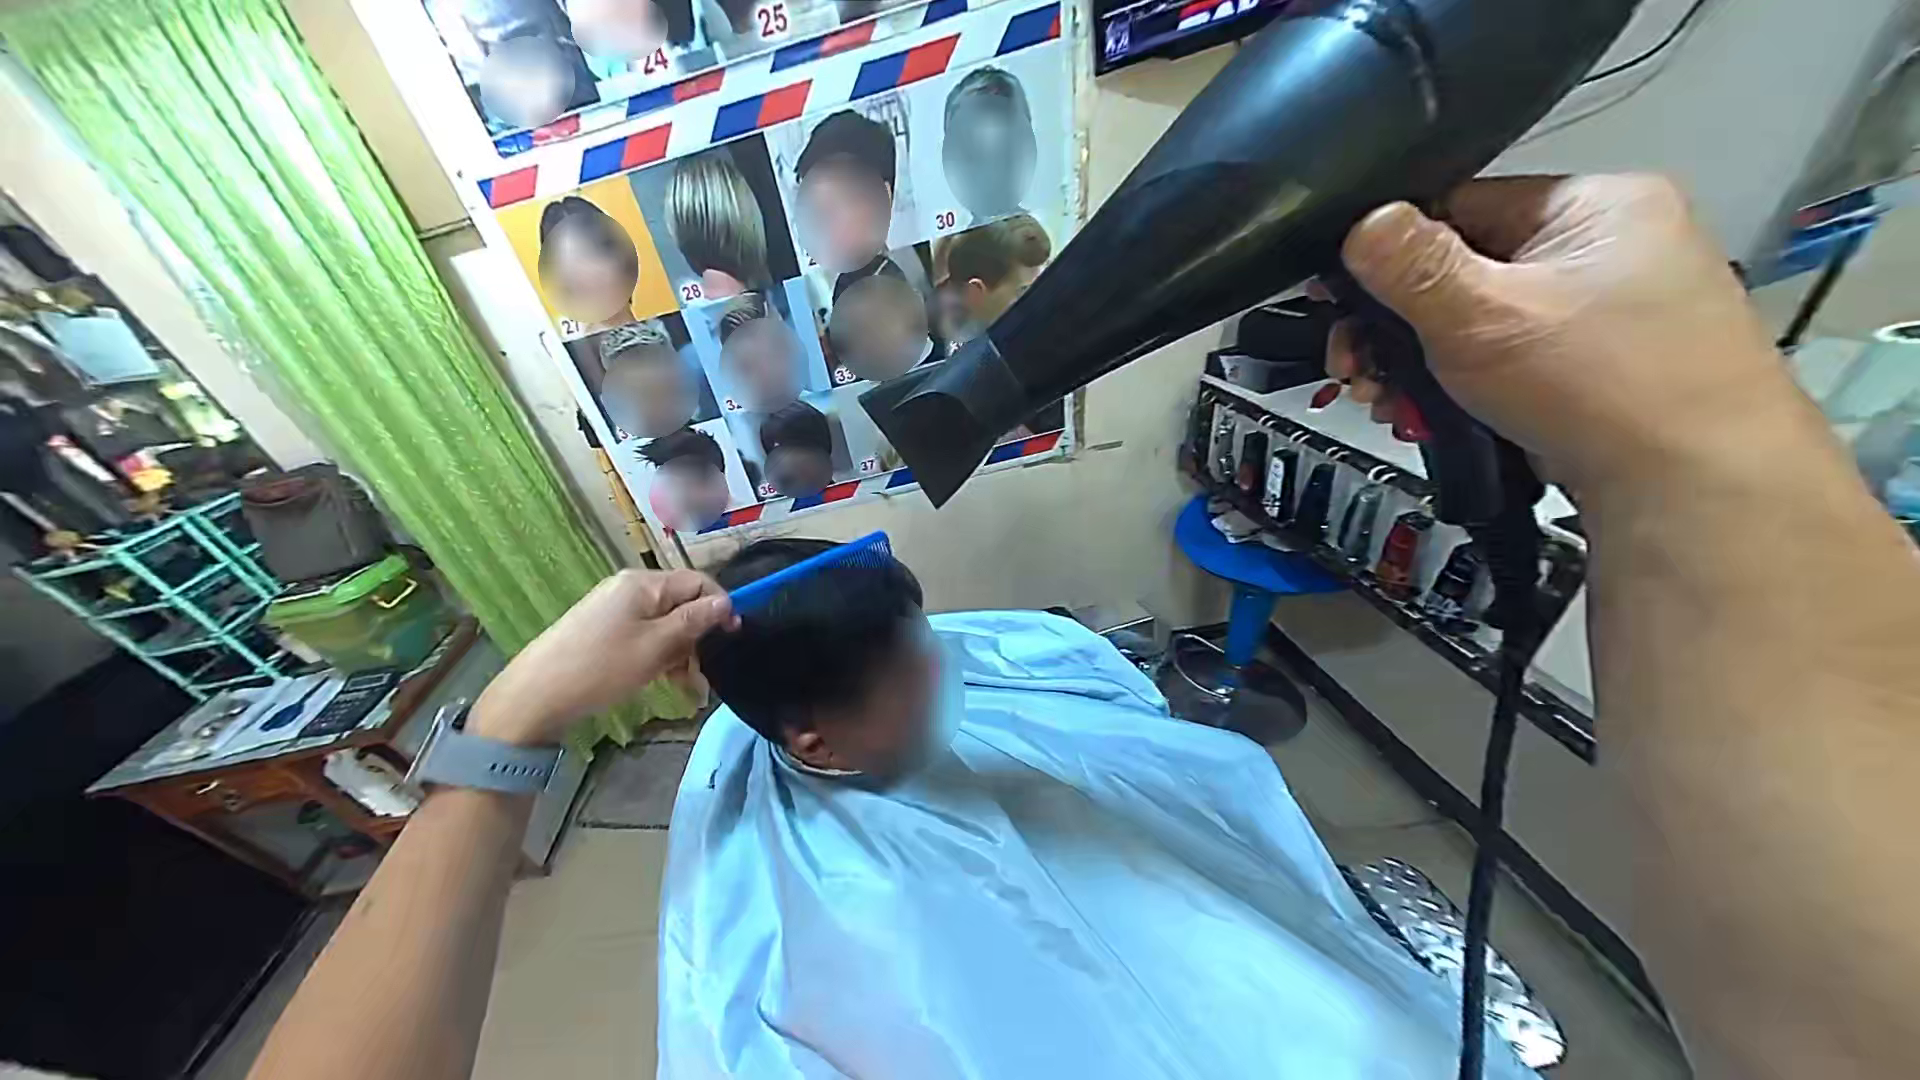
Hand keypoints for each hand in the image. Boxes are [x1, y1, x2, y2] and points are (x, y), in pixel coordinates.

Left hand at [469, 570, 735, 745]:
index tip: (732, 637)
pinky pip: (646, 635)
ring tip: (687, 687)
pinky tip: (666, 681)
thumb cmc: (601, 668)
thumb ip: (695, 621)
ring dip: (682, 652)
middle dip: (699, 636)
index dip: (720, 607)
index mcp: (643, 584)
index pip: (699, 582)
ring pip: (666, 624)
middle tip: (704, 672)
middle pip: (682, 604)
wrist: (533, 698)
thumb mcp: (658, 646)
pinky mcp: (604, 630)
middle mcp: (629, 588)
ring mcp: (614, 609)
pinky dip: (660, 656)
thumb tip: (726, 603)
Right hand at [1327, 174, 1796, 491]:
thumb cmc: (1587, 380)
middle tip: (1350, 371)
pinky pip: (1487, 356)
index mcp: (1587, 206)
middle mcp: (1590, 247)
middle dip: (1388, 331)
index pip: (1456, 209)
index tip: (1334, 305)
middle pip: (1451, 275)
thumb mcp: (1481, 315)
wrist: (1680, 480)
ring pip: (1463, 323)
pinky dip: (1443, 385)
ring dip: (1406, 366)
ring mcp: (1586, 307)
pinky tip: (1418, 415)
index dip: (1385, 257)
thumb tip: (1361, 219)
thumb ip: (1412, 267)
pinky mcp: (1575, 360)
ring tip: (1381, 403)